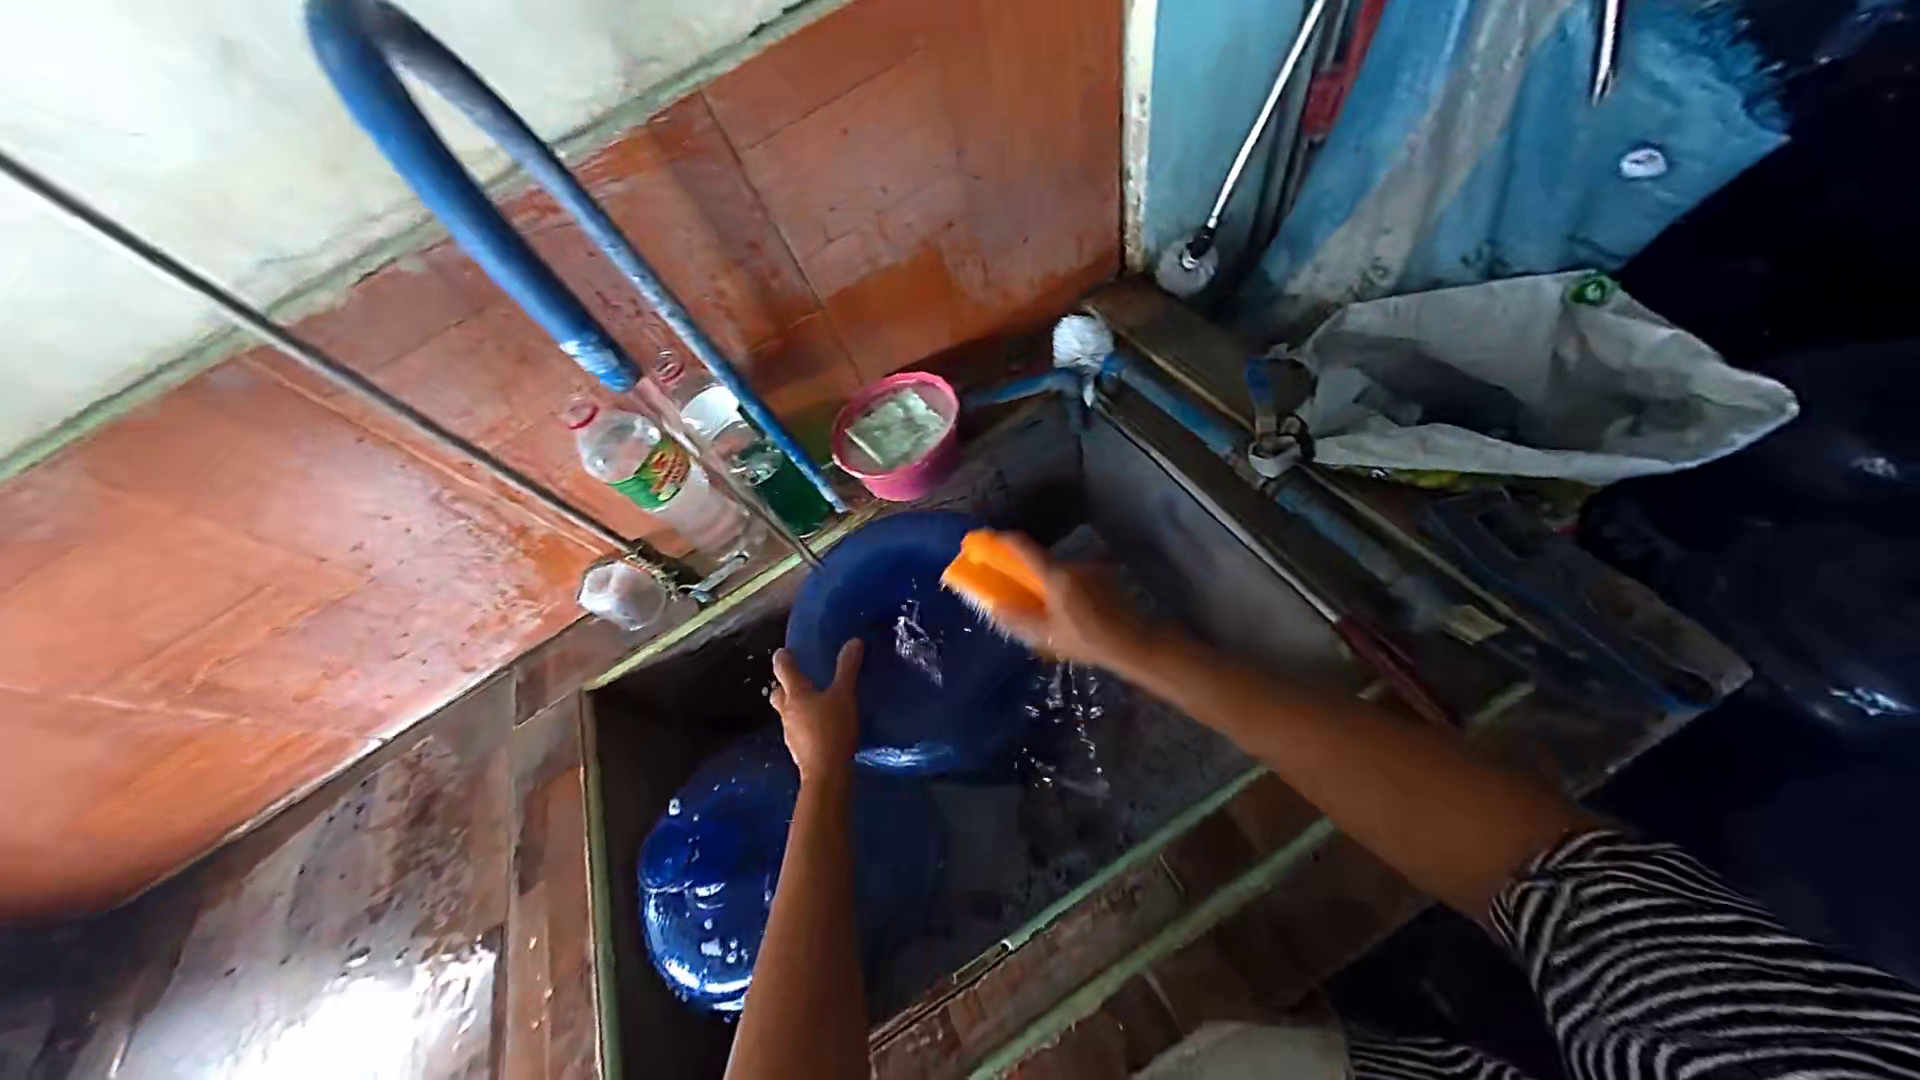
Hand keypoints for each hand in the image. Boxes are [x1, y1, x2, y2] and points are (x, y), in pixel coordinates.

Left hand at [770, 640, 862, 782]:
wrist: (826, 773)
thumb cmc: (832, 728)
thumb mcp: (844, 695)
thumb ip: (848, 668)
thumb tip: (854, 641)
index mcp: (795, 693)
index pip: (783, 668)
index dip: (783, 657)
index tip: (786, 651)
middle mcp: (787, 710)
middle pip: (779, 692)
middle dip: (785, 684)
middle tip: (800, 678)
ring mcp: (791, 731)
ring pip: (787, 711)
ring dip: (796, 705)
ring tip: (816, 702)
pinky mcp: (798, 747)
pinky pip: (798, 728)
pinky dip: (805, 722)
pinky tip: (821, 726)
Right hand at [987, 533, 1155, 671]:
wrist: (1136, 643)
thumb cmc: (1089, 640)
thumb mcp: (1049, 636)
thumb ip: (1020, 619)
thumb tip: (996, 608)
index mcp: (1056, 576)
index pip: (1023, 546)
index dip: (1003, 540)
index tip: (989, 542)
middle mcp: (1073, 564)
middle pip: (1042, 560)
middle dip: (1028, 572)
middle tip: (1020, 590)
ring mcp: (1091, 567)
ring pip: (1061, 569)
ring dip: (1051, 582)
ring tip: (1050, 608)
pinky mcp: (1106, 574)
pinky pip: (1077, 576)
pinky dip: (1068, 587)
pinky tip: (1074, 610)